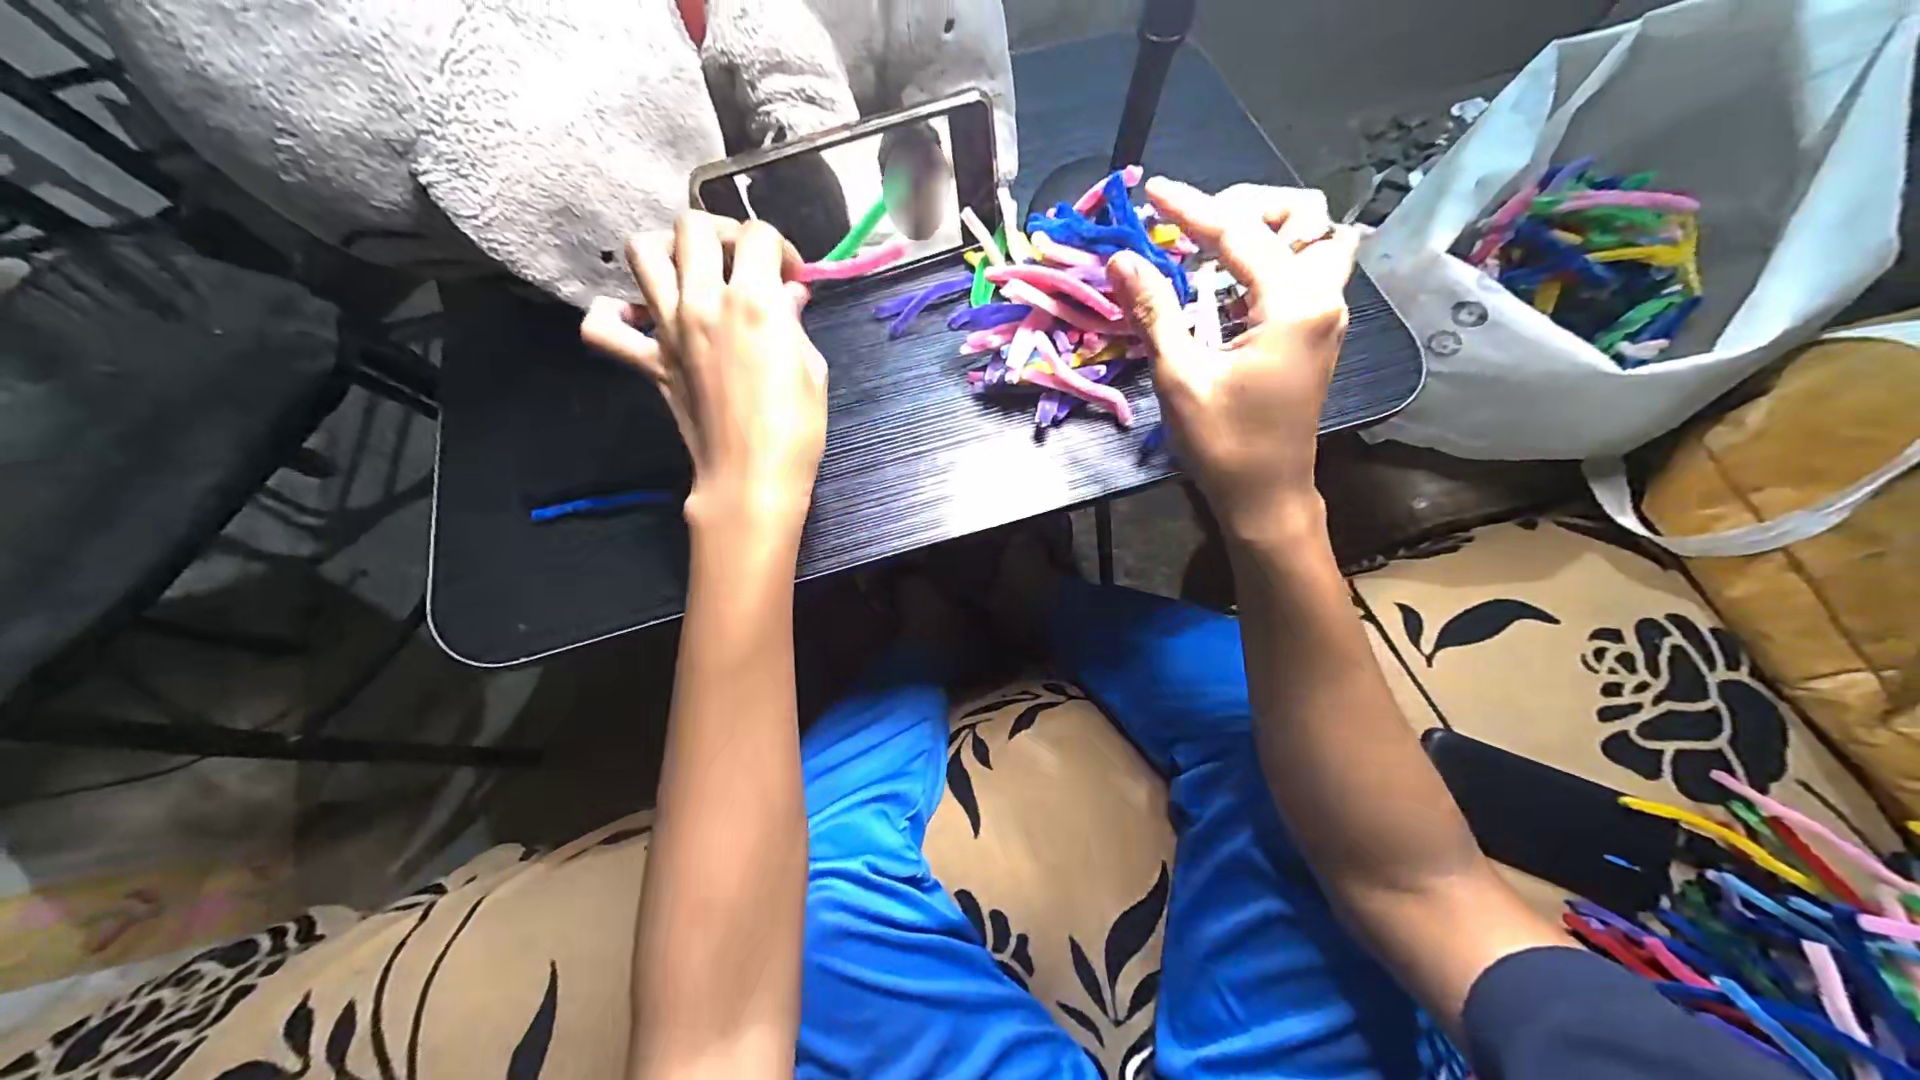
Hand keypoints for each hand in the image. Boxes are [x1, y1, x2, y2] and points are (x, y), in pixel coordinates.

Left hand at [582, 213, 827, 534]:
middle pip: (694, 227)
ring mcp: (668, 329)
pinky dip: (613, 314)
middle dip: (724, 234)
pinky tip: (639, 318)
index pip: (759, 236)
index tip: (791, 278)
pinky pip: (604, 326)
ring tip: (691, 272)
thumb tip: (788, 295)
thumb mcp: (811, 368)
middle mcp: (703, 301)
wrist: (752, 477)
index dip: (782, 249)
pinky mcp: (649, 362)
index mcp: (753, 301)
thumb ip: (793, 321)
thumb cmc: (796, 428)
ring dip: (668, 249)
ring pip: (643, 252)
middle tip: (742, 263)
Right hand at [1107, 179, 1359, 541]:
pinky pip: (1304, 272)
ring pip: (1315, 240)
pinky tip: (1225, 285)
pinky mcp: (1315, 334)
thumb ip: (1155, 312)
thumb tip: (1122, 260)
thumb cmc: (1224, 444)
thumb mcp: (1181, 377)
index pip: (1241, 234)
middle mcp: (1323, 299)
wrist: (1265, 495)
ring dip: (1267, 231)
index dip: (1192, 208)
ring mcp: (1325, 317)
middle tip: (1195, 229)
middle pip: (1305, 216)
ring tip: (1212, 250)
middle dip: (1248, 207)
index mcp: (1294, 306)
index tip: (1153, 192)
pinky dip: (1267, 261)